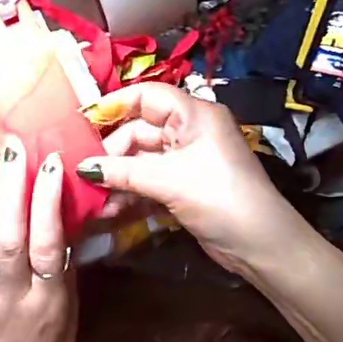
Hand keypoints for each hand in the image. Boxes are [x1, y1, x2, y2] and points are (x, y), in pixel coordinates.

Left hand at [0, 135, 78, 341]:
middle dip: (11, 192)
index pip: (49, 243)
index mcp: (49, 294)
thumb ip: (63, 259)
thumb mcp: (71, 302)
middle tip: (11, 148)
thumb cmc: (53, 340)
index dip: (48, 204)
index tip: (50, 162)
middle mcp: (14, 295)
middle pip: (10, 240)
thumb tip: (61, 208)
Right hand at [77, 83, 306, 275]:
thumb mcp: (169, 181)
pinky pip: (148, 181)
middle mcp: (188, 131)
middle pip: (138, 131)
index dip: (113, 105)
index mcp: (193, 115)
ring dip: (117, 178)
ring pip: (140, 160)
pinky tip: (109, 211)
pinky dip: (130, 193)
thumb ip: (122, 172)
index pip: (146, 96)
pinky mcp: (183, 185)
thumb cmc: (219, 198)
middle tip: (84, 174)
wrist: (261, 245)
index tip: (81, 122)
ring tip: (93, 198)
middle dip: (110, 153)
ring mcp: (186, 160)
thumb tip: (82, 168)